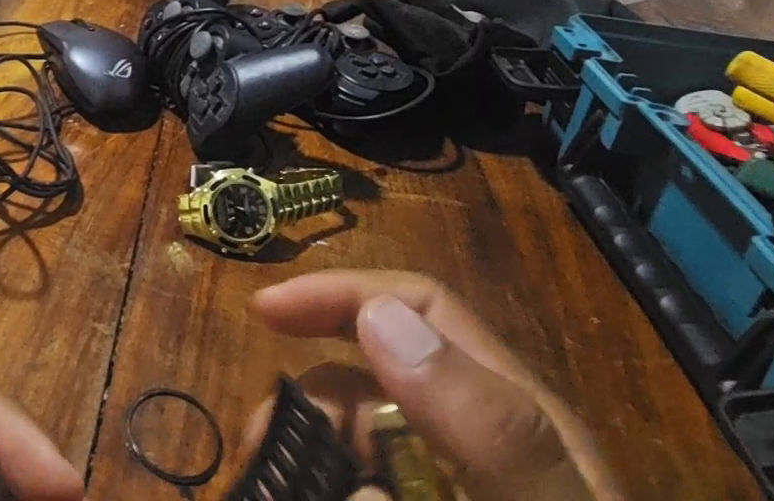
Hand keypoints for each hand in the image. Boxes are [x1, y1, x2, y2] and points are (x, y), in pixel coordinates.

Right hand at [253, 270, 622, 500]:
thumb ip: (488, 427)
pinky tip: (296, 496)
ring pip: (345, 447)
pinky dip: (314, 484)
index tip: (264, 315)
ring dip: (302, 462)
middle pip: (362, 382)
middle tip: (263, 455)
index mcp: (510, 415)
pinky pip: (352, 485)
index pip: (419, 308)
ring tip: (279, 492)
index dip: (340, 293)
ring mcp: (437, 486)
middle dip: (304, 407)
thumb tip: (379, 317)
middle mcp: (467, 443)